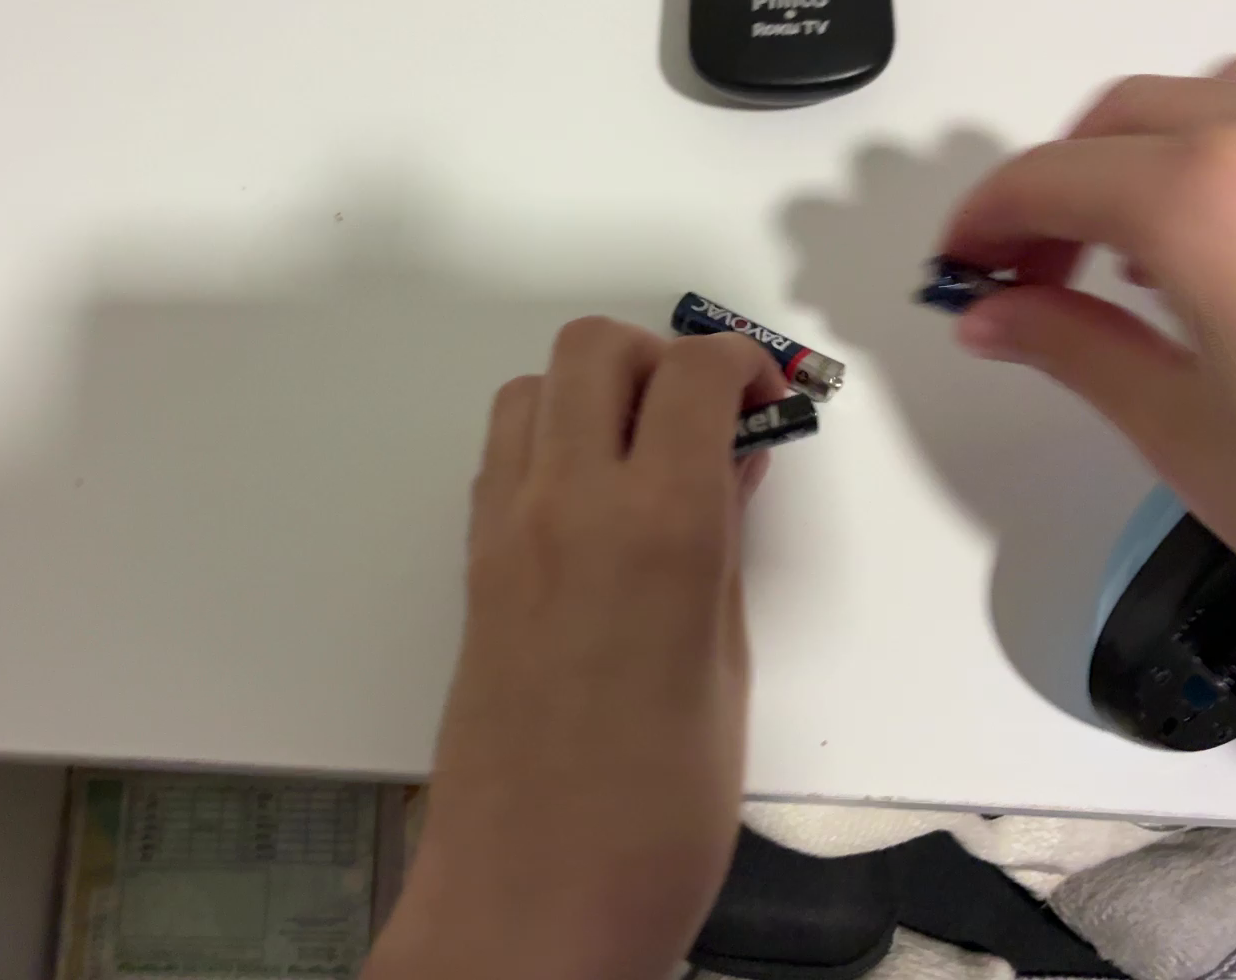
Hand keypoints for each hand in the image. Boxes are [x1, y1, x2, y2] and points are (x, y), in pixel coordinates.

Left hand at [364, 318, 789, 979]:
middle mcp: (569, 500)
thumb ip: (724, 539)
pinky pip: (504, 450)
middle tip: (696, 416)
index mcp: (659, 525)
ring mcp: (506, 523)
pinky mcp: (472, 555)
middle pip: (593, 345)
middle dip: (656, 356)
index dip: (741, 361)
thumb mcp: (728, 660)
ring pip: (534, 385)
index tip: (764, 395)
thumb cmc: (662, 803)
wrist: (529, 889)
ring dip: (592, 390)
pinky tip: (588, 496)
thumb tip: (732, 461)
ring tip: (637, 451)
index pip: (693, 372)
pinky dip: (548, 436)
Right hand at [943, 58, 1235, 744]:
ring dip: (1129, 164)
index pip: (1046, 177)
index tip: (955, 269)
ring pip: (1209, 101)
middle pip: (1118, 119)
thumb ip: (1066, 344)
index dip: (980, 222)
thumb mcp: (1174, 426)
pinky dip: (1219, 159)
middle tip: (1017, 274)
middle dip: (1045, 189)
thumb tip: (990, 314)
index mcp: (1214, 201)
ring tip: (1108, 259)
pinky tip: (1212, 248)